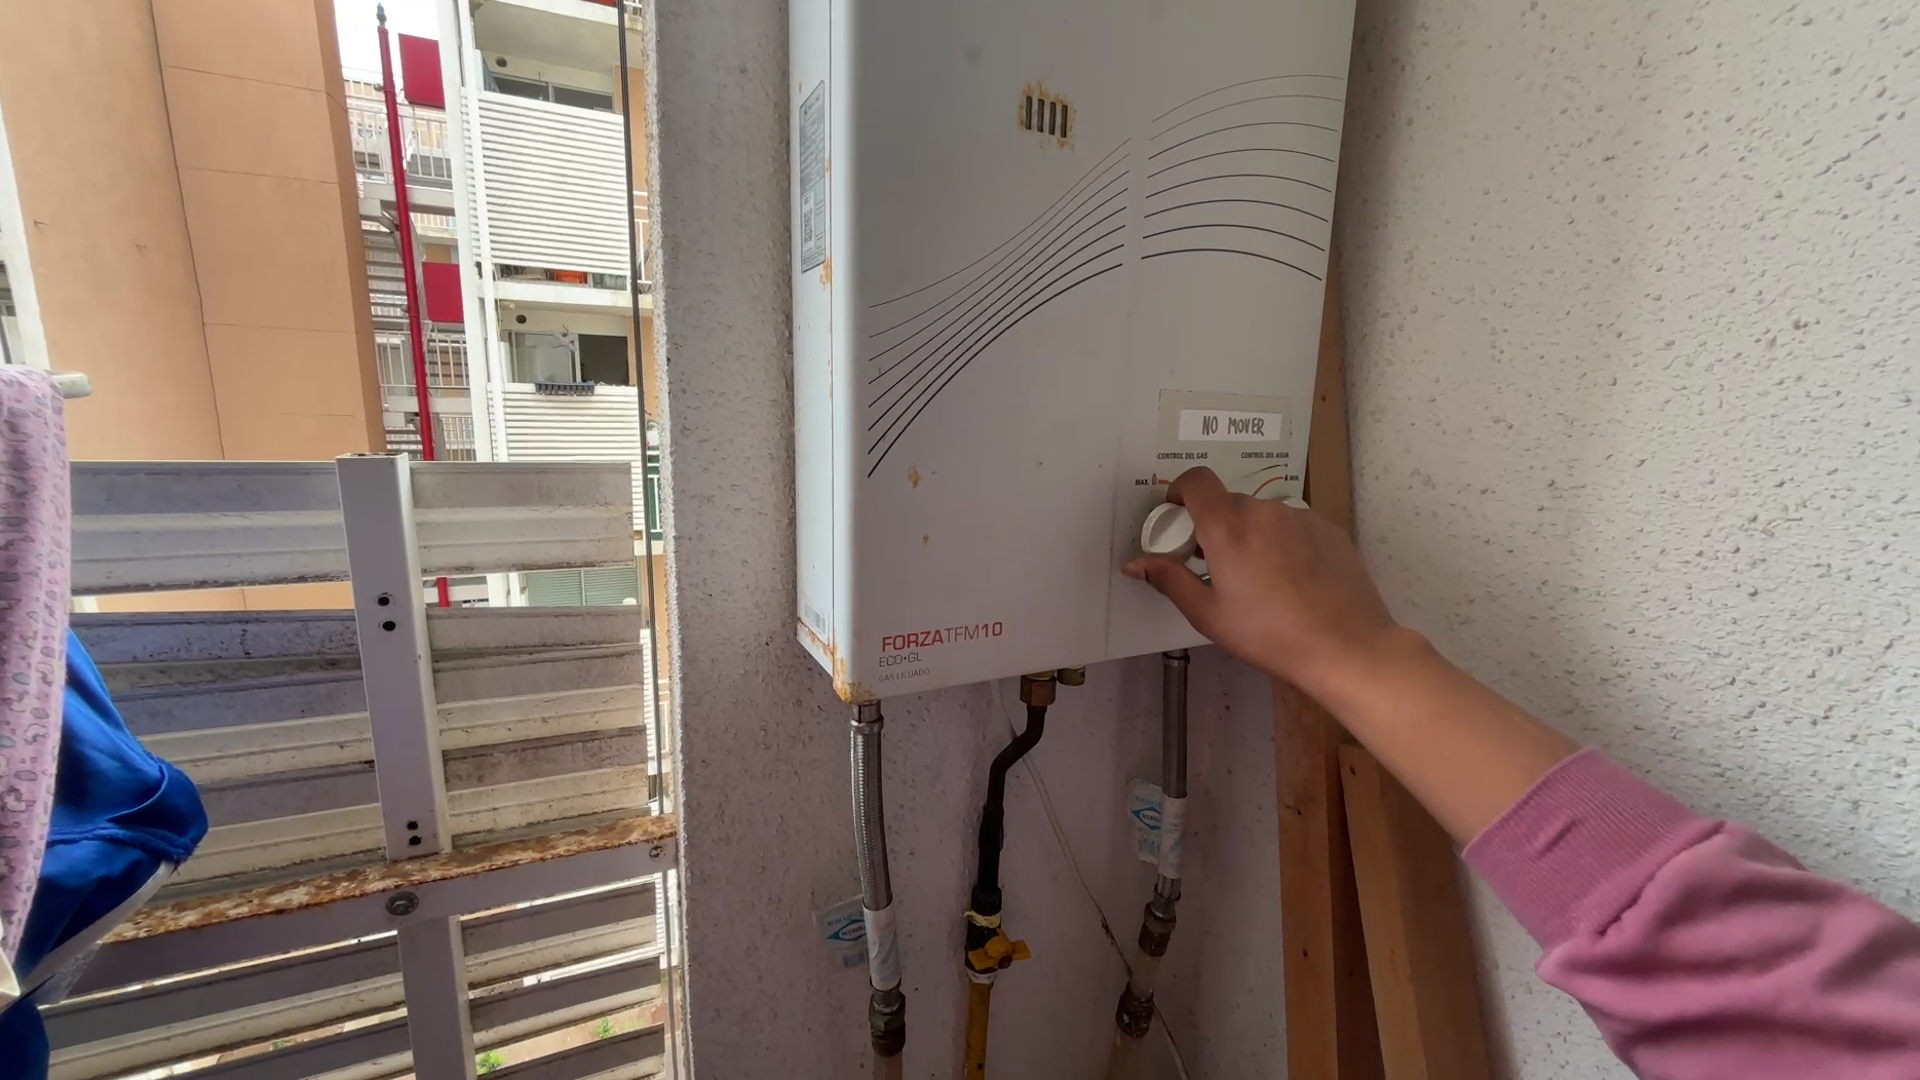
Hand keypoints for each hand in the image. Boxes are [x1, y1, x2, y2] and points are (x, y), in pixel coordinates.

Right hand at [1124, 466, 1401, 696]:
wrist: (1346, 647)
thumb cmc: (1267, 634)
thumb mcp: (1208, 614)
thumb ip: (1169, 579)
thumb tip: (1134, 563)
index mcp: (1227, 527)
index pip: (1196, 480)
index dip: (1180, 489)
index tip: (1177, 514)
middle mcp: (1263, 511)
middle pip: (1228, 502)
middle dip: (1215, 526)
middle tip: (1216, 566)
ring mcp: (1301, 517)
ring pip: (1262, 516)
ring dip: (1250, 535)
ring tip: (1260, 580)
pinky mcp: (1329, 530)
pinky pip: (1293, 527)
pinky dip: (1282, 543)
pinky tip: (1293, 582)